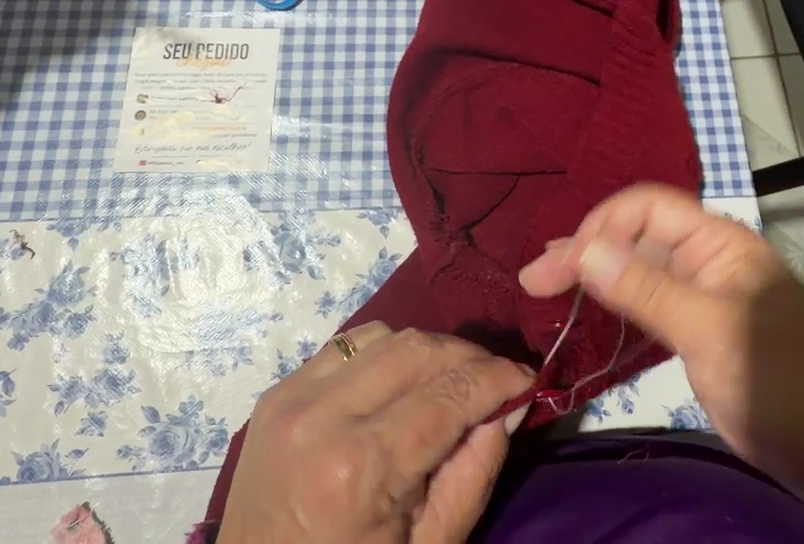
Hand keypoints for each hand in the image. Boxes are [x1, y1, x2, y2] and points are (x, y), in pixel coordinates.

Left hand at [217, 322, 533, 543]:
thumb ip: (475, 468)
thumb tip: (510, 402)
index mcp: (361, 467)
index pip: (449, 393)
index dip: (498, 378)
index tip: (528, 377)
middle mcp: (322, 415)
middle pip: (417, 349)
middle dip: (467, 357)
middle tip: (495, 380)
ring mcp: (290, 397)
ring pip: (383, 335)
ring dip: (425, 352)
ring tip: (447, 383)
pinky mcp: (275, 393)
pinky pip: (345, 347)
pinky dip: (383, 355)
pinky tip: (396, 384)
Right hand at [517, 184, 803, 542]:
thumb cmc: (785, 385)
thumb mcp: (711, 332)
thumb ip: (646, 289)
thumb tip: (582, 249)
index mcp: (720, 242)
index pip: (646, 207)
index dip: (598, 227)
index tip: (556, 267)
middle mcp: (709, 260)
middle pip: (637, 236)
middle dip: (586, 251)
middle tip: (534, 282)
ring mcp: (705, 298)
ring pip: (640, 272)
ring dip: (597, 279)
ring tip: (548, 292)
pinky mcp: (701, 335)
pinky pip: (649, 309)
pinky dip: (616, 311)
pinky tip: (589, 322)